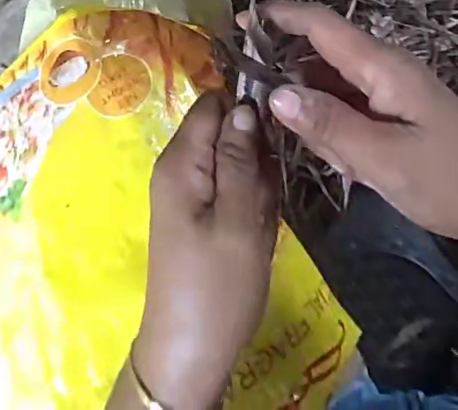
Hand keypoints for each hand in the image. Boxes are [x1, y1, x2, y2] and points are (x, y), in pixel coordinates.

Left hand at [133, 90, 278, 408]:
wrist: (190, 353)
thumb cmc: (216, 287)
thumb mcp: (236, 220)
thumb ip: (239, 159)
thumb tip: (244, 105)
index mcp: (180, 160)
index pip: (212, 103)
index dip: (246, 107)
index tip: (279, 129)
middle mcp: (178, 166)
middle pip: (224, 129)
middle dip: (255, 150)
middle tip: (269, 189)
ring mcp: (187, 189)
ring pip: (233, 158)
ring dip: (256, 178)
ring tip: (263, 213)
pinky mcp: (199, 211)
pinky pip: (230, 185)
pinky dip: (249, 199)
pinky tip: (258, 224)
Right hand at [251, 2, 457, 242]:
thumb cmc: (452, 181)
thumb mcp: (385, 161)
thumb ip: (329, 126)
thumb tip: (275, 93)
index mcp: (381, 66)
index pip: (321, 24)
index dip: (279, 16)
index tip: (240, 23)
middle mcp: (381, 65)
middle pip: (320, 47)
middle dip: (284, 62)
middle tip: (252, 88)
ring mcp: (387, 85)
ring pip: (330, 76)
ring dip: (307, 96)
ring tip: (292, 125)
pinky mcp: (391, 105)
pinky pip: (346, 98)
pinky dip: (327, 114)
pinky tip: (327, 145)